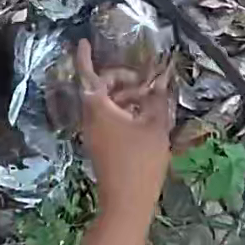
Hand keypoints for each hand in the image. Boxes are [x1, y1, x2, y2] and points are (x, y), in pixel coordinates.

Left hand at [73, 38, 174, 219]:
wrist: (126, 203)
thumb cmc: (140, 161)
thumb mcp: (155, 126)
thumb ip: (157, 100)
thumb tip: (162, 80)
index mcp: (99, 107)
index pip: (88, 75)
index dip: (85, 57)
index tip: (83, 41)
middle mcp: (91, 117)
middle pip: (100, 88)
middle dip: (120, 78)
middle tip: (144, 79)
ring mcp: (94, 132)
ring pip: (107, 104)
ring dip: (126, 96)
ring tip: (151, 99)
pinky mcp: (101, 145)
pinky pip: (109, 118)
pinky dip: (124, 111)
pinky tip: (145, 117)